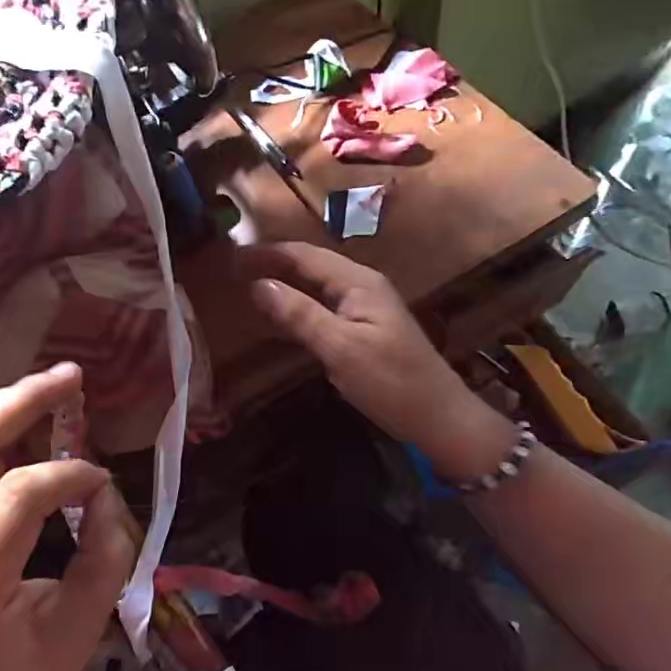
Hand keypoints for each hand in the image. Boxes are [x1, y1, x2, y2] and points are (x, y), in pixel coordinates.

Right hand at [246, 242, 516, 481]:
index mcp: (359, 282)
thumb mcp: (341, 349)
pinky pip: (322, 309)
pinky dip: (296, 309)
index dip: (267, 254)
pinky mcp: (363, 331)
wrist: (439, 417)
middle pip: (310, 267)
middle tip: (232, 271)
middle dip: (272, 265)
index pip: (305, 255)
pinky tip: (277, 318)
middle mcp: (362, 287)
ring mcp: (364, 309)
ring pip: (315, 288)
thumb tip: (258, 286)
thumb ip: (300, 315)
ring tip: (246, 288)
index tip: (231, 257)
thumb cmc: (392, 382)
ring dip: (283, 285)